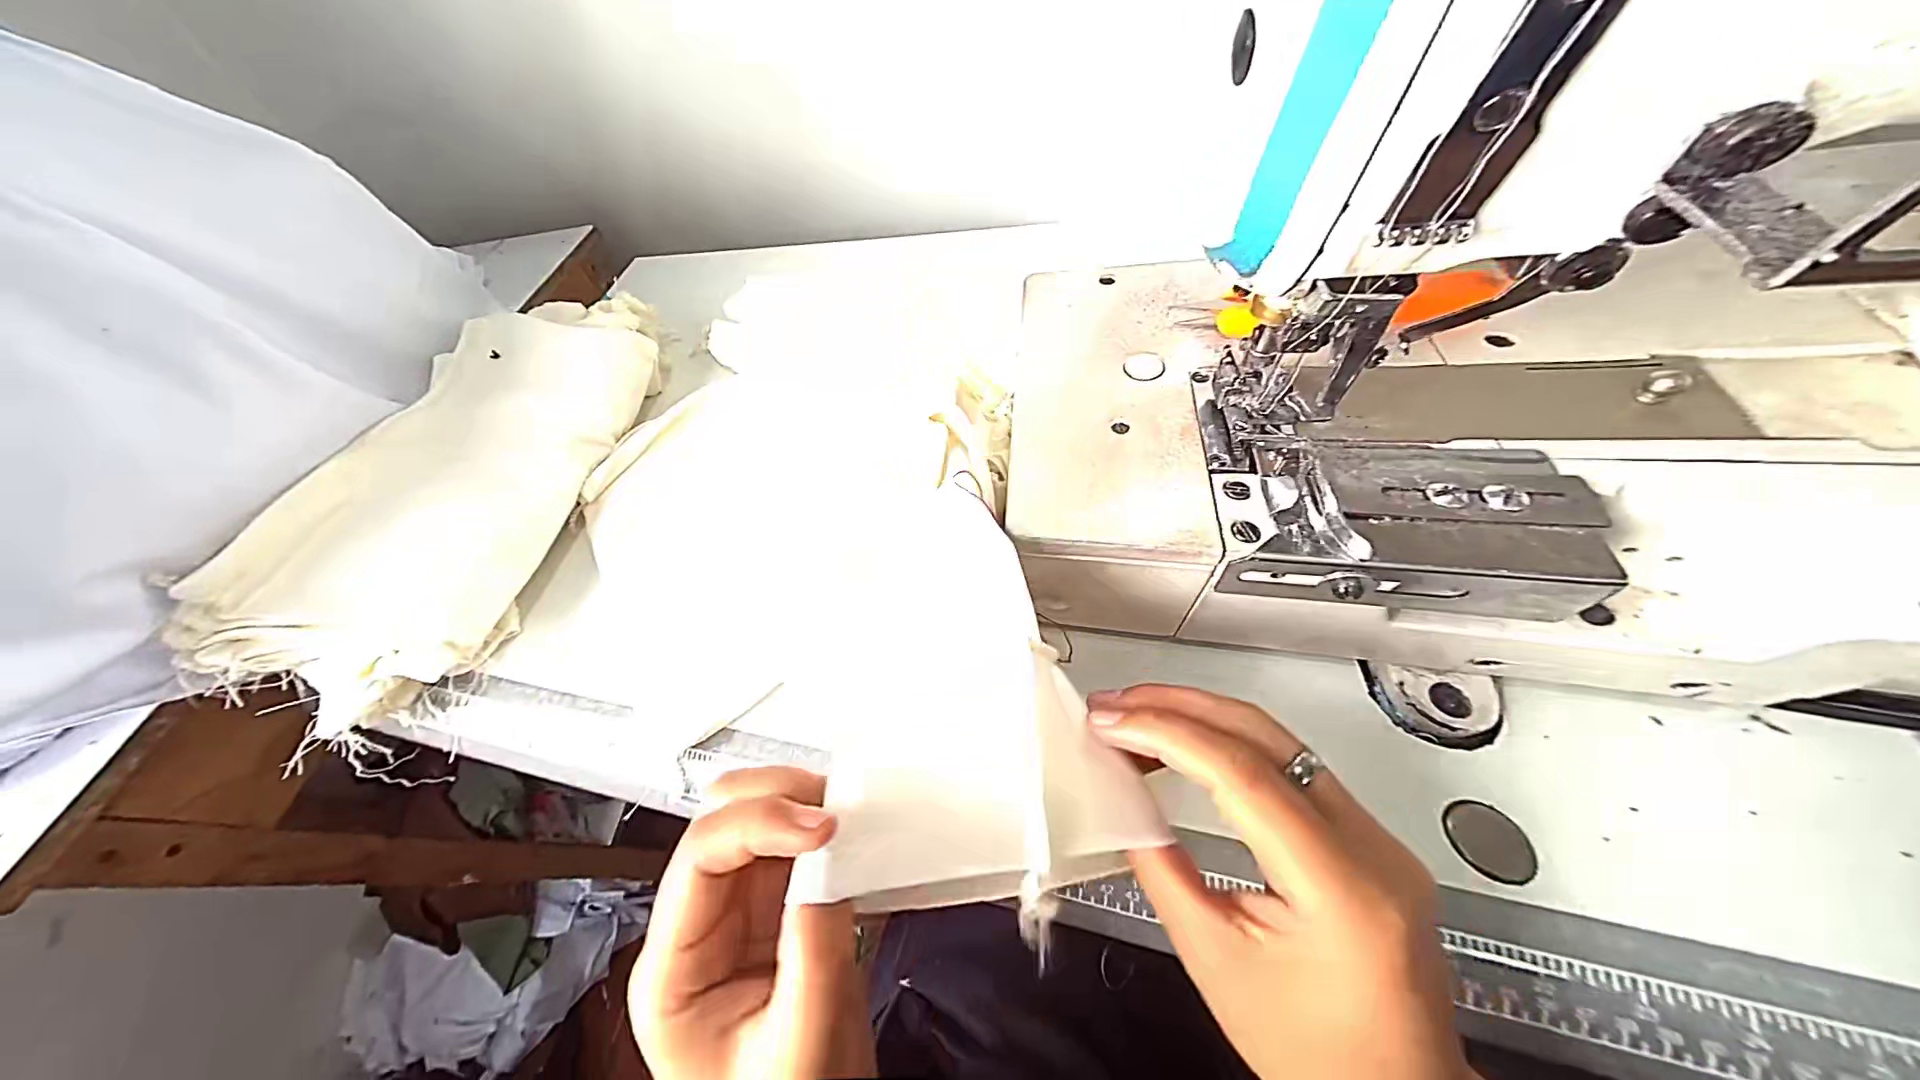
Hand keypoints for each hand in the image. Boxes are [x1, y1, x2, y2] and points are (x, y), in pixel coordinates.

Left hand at [629, 767, 875, 1079]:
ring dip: (799, 804)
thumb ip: (814, 950)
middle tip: (829, 808)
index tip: (819, 829)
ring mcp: (740, 912)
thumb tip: (828, 865)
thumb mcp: (800, 1041)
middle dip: (773, 798)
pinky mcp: (779, 906)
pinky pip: (795, 844)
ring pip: (756, 819)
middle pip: (717, 820)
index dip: (759, 825)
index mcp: (673, 971)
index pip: (700, 858)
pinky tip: (846, 838)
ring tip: (842, 817)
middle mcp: (699, 928)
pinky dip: (821, 828)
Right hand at [1088, 685, 1470, 1079]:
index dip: (1167, 734)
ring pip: (1278, 740)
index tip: (1112, 721)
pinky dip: (1227, 743)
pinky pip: (1289, 764)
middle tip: (1117, 704)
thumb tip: (1123, 799)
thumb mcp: (1213, 958)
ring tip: (1139, 715)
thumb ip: (1162, 867)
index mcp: (1340, 885)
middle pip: (1264, 736)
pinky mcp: (1366, 834)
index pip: (1242, 773)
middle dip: (1180, 706)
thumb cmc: (1311, 1051)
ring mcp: (1376, 834)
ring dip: (1202, 716)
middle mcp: (1371, 845)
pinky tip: (1187, 744)